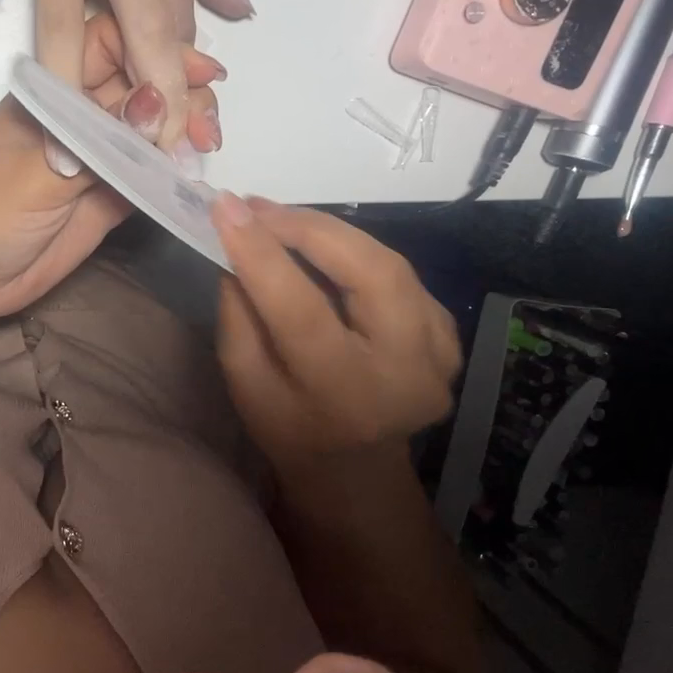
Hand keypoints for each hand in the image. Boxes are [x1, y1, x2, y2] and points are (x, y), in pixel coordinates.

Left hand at [0, 12, 221, 320]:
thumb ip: (98, 138)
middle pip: (143, 83)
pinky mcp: (109, 194)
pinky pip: (151, 173)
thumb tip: (158, 98)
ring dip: (185, 131)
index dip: (155, 49)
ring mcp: (97, 155)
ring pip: (154, 127)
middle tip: (204, 126)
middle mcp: (79, 114)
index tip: (200, 72)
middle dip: (181, 93)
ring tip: (203, 148)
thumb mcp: (36, 170)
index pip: (110, 44)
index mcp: (52, 89)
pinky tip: (196, 174)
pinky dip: (176, 170)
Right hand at [210, 195, 460, 463]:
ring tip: (280, 219)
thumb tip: (239, 244)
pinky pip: (399, 277)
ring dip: (331, 233)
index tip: (225, 206)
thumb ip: (239, 315)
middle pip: (371, 272)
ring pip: (390, 264)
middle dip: (309, 227)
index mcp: (344, 394)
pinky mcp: (448, 337)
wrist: (354, 466)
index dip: (260, 253)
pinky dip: (355, 254)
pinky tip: (320, 252)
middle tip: (258, 207)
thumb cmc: (285, 425)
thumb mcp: (242, 380)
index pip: (300, 310)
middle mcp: (406, 371)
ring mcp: (439, 353)